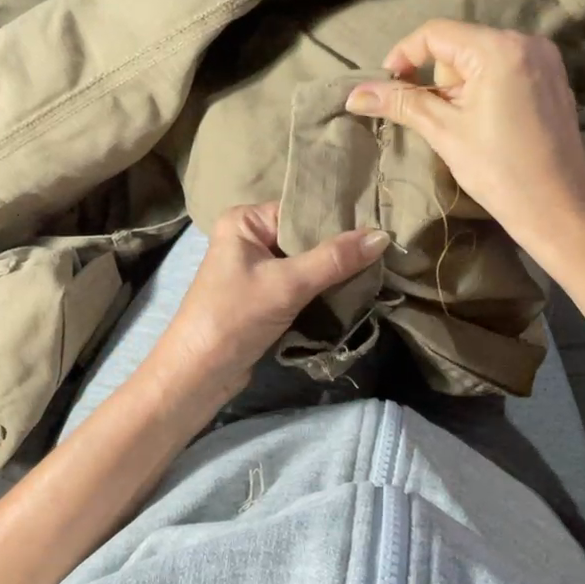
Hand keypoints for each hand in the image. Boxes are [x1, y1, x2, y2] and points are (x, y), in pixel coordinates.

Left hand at [145, 203, 389, 410]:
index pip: (300, 210)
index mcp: (244, 221)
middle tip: (385, 251)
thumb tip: (382, 236)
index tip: (379, 225)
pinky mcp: (263, 298)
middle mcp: (248, 239)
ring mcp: (256, 270)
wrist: (199, 373)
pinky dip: (322, 290)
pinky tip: (353, 291)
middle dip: (340, 249)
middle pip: (306, 237)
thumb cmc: (234, 317)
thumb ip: (334, 259)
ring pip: (307, 263)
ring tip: (377, 270)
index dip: (337, 219)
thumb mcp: (287, 284)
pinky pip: (301, 285)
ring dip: (334, 273)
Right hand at [343, 19, 584, 277]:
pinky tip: (486, 125)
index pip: (435, 33)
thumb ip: (400, 103)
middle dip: (436, 78)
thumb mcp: (443, 132)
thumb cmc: (498, 170)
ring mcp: (544, 60)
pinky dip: (483, 89)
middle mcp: (526, 42)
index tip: (387, 89)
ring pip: (479, 58)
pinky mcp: (551, 80)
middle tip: (434, 119)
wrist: (557, 209)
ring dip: (458, 87)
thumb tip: (354, 94)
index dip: (403, 56)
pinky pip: (503, 69)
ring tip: (461, 126)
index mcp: (499, 49)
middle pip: (458, 44)